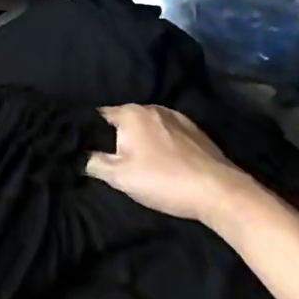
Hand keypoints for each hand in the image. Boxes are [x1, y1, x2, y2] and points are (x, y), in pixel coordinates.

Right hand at [86, 104, 254, 222]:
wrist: (218, 191)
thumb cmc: (163, 180)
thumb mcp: (119, 177)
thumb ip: (94, 162)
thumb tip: (80, 156)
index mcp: (130, 113)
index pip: (99, 115)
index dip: (90, 131)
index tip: (86, 147)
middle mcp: (152, 107)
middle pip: (125, 119)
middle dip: (117, 135)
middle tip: (113, 158)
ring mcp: (177, 117)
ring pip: (148, 125)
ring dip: (141, 138)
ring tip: (140, 159)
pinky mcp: (196, 130)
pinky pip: (168, 132)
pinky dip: (162, 142)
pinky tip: (165, 159)